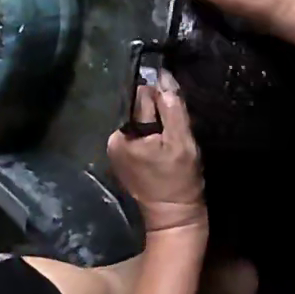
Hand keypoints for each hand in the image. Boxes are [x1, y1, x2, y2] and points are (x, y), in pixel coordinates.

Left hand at [106, 72, 205, 234]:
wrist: (174, 217)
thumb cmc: (179, 180)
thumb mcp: (181, 141)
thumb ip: (171, 107)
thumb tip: (162, 76)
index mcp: (123, 133)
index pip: (141, 97)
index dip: (161, 98)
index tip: (175, 108)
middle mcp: (113, 139)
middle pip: (139, 110)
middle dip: (159, 114)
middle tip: (177, 132)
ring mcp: (116, 151)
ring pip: (141, 123)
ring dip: (157, 127)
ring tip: (172, 143)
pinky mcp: (123, 159)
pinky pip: (139, 137)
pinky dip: (152, 139)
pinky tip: (164, 152)